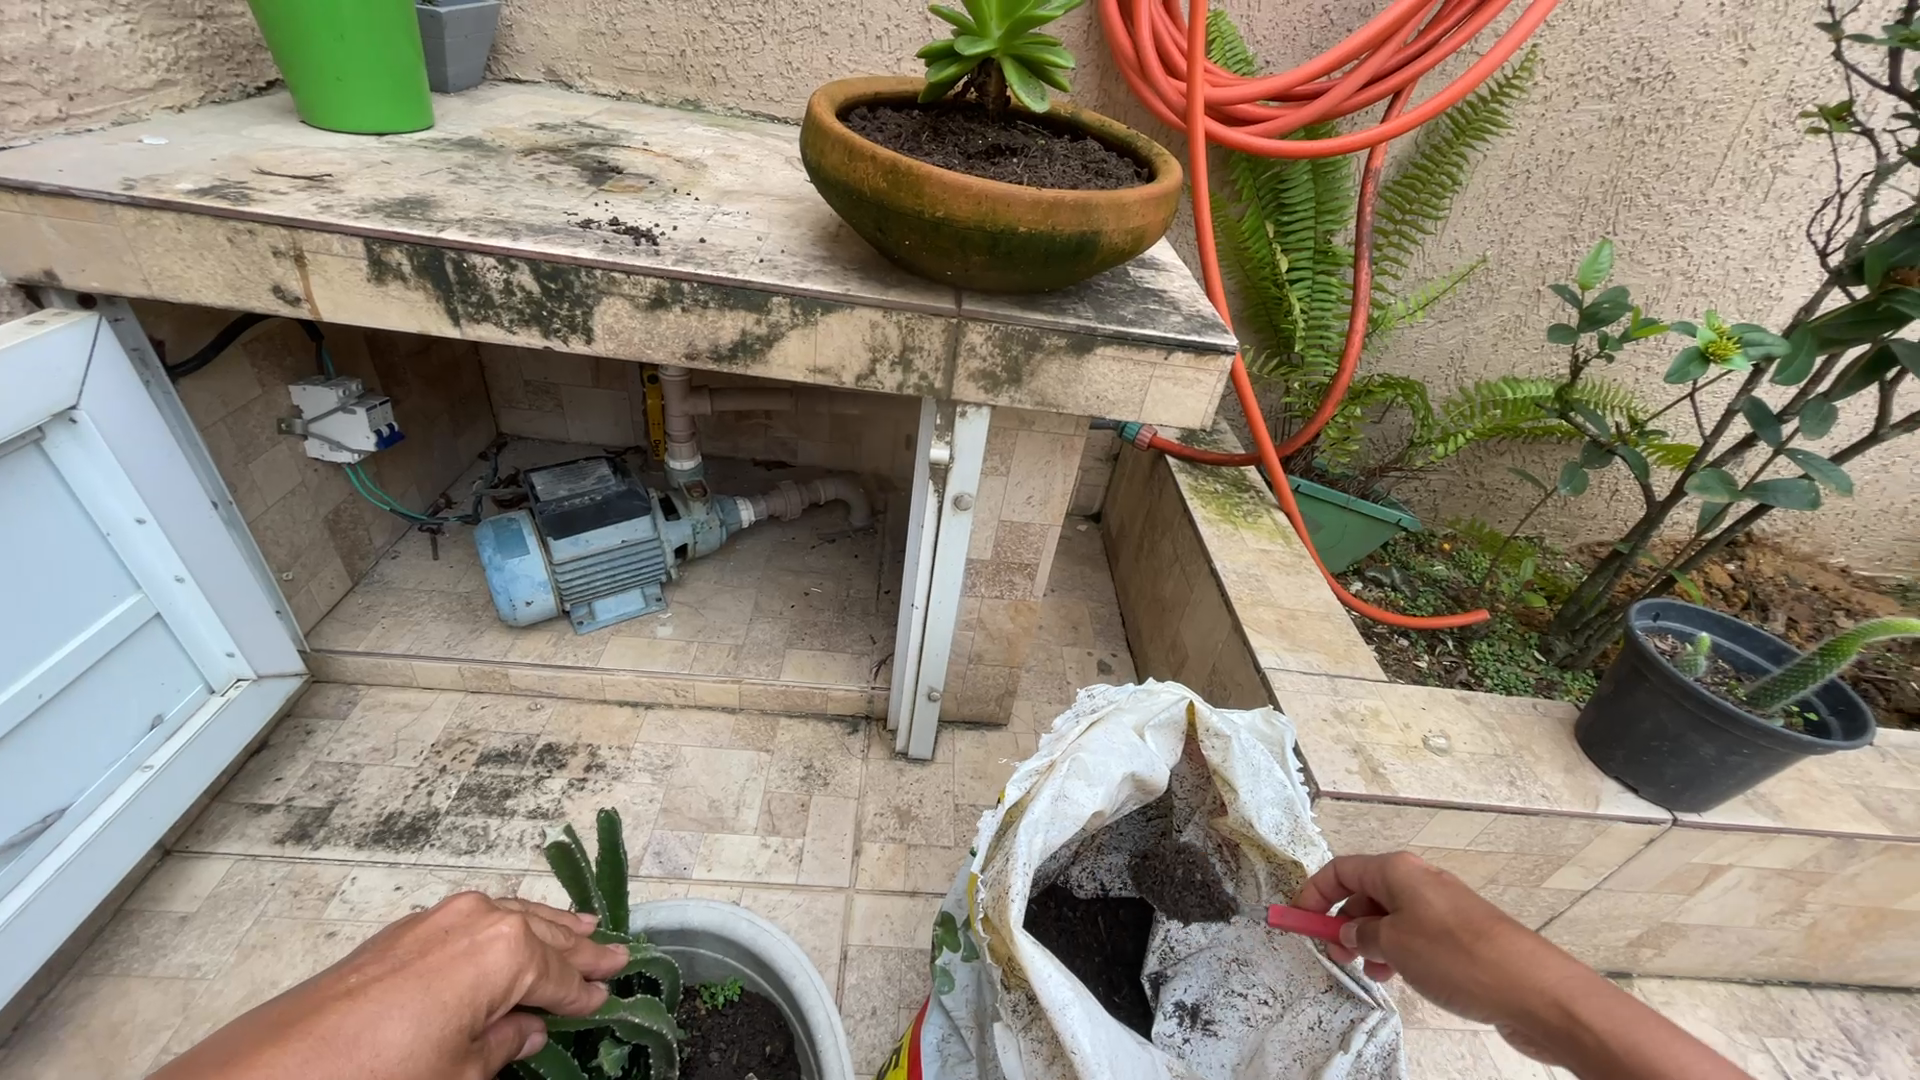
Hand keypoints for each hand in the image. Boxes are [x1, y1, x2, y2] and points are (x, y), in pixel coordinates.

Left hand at [153, 893, 630, 1079]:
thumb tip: (527, 1029)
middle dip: (580, 950)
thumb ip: (502, 1045)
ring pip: (515, 917)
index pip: (561, 976)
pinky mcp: (407, 928)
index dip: (586, 991)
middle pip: (546, 937)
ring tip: (584, 926)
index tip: (609, 995)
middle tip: (617, 955)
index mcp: (507, 950)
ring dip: (549, 928)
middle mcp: (483, 917)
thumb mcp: (455, 1075)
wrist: (263, 1077)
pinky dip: (507, 924)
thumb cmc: (379, 1078)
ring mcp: (442, 916)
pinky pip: (478, 918)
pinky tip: (518, 930)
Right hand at [1295, 852, 1749, 1079]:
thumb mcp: (1393, 945)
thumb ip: (1360, 934)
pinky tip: (1398, 978)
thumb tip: (1348, 931)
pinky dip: (1397, 952)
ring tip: (1369, 972)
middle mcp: (1417, 881)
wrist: (1539, 992)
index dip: (1314, 892)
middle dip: (1342, 920)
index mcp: (1396, 869)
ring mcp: (1441, 908)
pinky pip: (1414, 936)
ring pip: (1389, 917)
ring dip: (1370, 941)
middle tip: (1333, 952)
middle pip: (1363, 892)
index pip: (1339, 869)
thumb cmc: (1456, 957)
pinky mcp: (1462, 936)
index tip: (1296, 918)